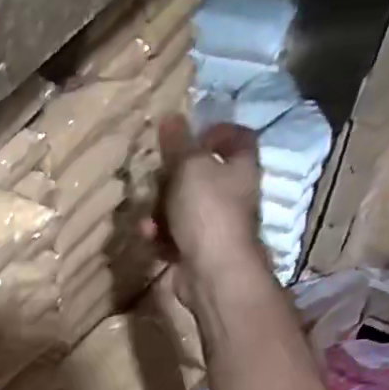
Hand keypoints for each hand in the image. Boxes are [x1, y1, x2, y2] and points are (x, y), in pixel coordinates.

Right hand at [152, 115, 266, 280]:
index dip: (217, 132)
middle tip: (157, 175)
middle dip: (175, 176)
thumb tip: (171, 117)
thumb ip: (178, 142)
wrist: (212, 272)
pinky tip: (148, 236)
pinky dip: (159, 235)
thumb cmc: (208, 211)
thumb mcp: (190, 166)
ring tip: (147, 213)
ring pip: (182, 209)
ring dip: (160, 209)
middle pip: (203, 176)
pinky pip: (173, 237)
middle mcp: (232, 196)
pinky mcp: (196, 253)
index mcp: (241, 167)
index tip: (191, 135)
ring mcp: (214, 228)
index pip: (238, 138)